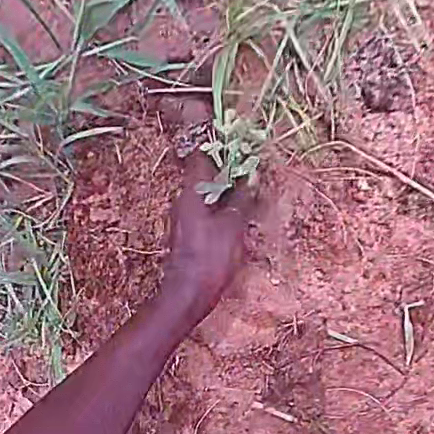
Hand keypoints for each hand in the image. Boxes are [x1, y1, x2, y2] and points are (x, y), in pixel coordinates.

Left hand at [156, 156, 247, 322]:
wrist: (187, 295)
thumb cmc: (209, 260)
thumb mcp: (232, 227)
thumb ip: (241, 199)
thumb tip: (250, 178)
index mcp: (191, 193)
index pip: (201, 155)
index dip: (218, 144)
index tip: (236, 138)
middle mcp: (182, 201)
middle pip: (204, 175)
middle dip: (226, 167)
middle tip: (249, 163)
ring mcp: (183, 218)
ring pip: (206, 194)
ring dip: (225, 189)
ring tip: (248, 187)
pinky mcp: (188, 235)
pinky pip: (206, 211)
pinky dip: (221, 207)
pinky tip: (237, 214)